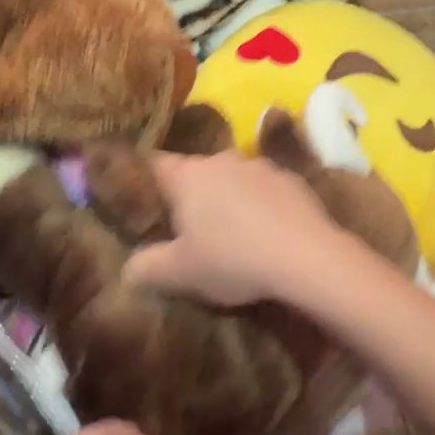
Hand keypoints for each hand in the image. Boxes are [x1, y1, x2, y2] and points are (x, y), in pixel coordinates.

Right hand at [124, 150, 348, 305]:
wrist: (306, 256)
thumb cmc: (233, 259)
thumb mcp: (180, 274)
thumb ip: (146, 267)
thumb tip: (127, 268)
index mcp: (188, 175)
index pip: (155, 165)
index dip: (147, 183)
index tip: (146, 204)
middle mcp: (221, 160)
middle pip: (194, 172)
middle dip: (190, 196)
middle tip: (188, 230)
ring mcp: (258, 165)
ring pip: (231, 178)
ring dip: (227, 198)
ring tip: (232, 234)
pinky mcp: (290, 178)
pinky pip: (264, 189)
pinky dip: (260, 205)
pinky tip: (267, 234)